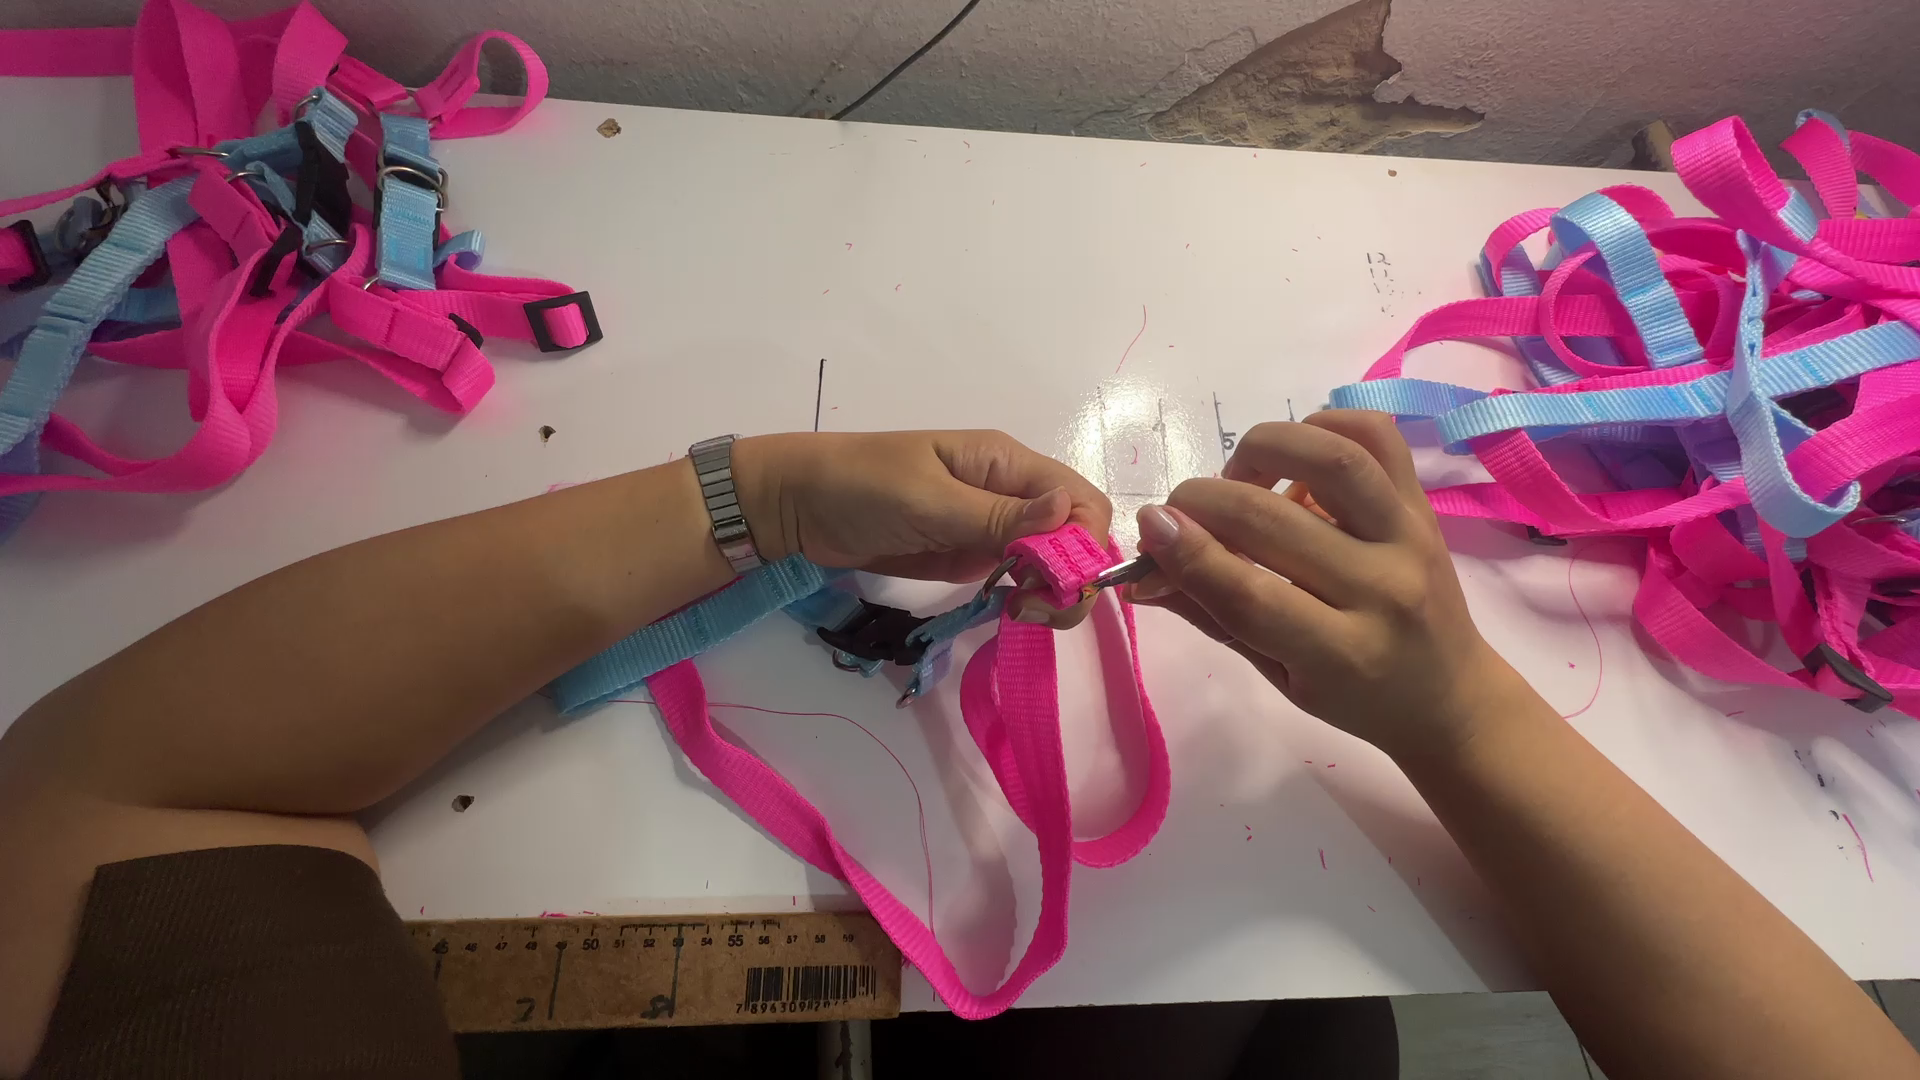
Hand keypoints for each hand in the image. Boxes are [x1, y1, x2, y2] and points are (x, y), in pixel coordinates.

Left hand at [733, 431, 1111, 625]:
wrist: (798, 507)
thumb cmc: (860, 487)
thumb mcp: (929, 499)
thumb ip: (996, 514)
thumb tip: (1067, 510)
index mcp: (1004, 462)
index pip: (1078, 498)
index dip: (1084, 542)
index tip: (1061, 583)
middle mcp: (1006, 492)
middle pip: (1070, 533)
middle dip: (1070, 574)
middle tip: (1035, 609)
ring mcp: (987, 526)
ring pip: (1046, 558)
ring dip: (1048, 589)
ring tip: (1021, 614)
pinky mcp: (967, 554)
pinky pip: (1012, 574)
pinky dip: (1021, 595)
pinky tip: (1010, 611)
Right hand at [1126, 411, 1527, 758]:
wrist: (1449, 694)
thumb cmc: (1351, 696)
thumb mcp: (1272, 673)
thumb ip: (1209, 614)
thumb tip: (1143, 574)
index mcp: (1342, 653)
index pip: (1249, 594)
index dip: (1189, 554)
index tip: (1148, 525)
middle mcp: (1383, 589)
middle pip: (1274, 522)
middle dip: (1203, 503)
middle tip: (1176, 512)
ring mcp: (1411, 537)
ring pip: (1333, 459)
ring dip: (1262, 449)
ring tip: (1236, 477)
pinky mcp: (1423, 504)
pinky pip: (1376, 436)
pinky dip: (1322, 426)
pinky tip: (1292, 458)